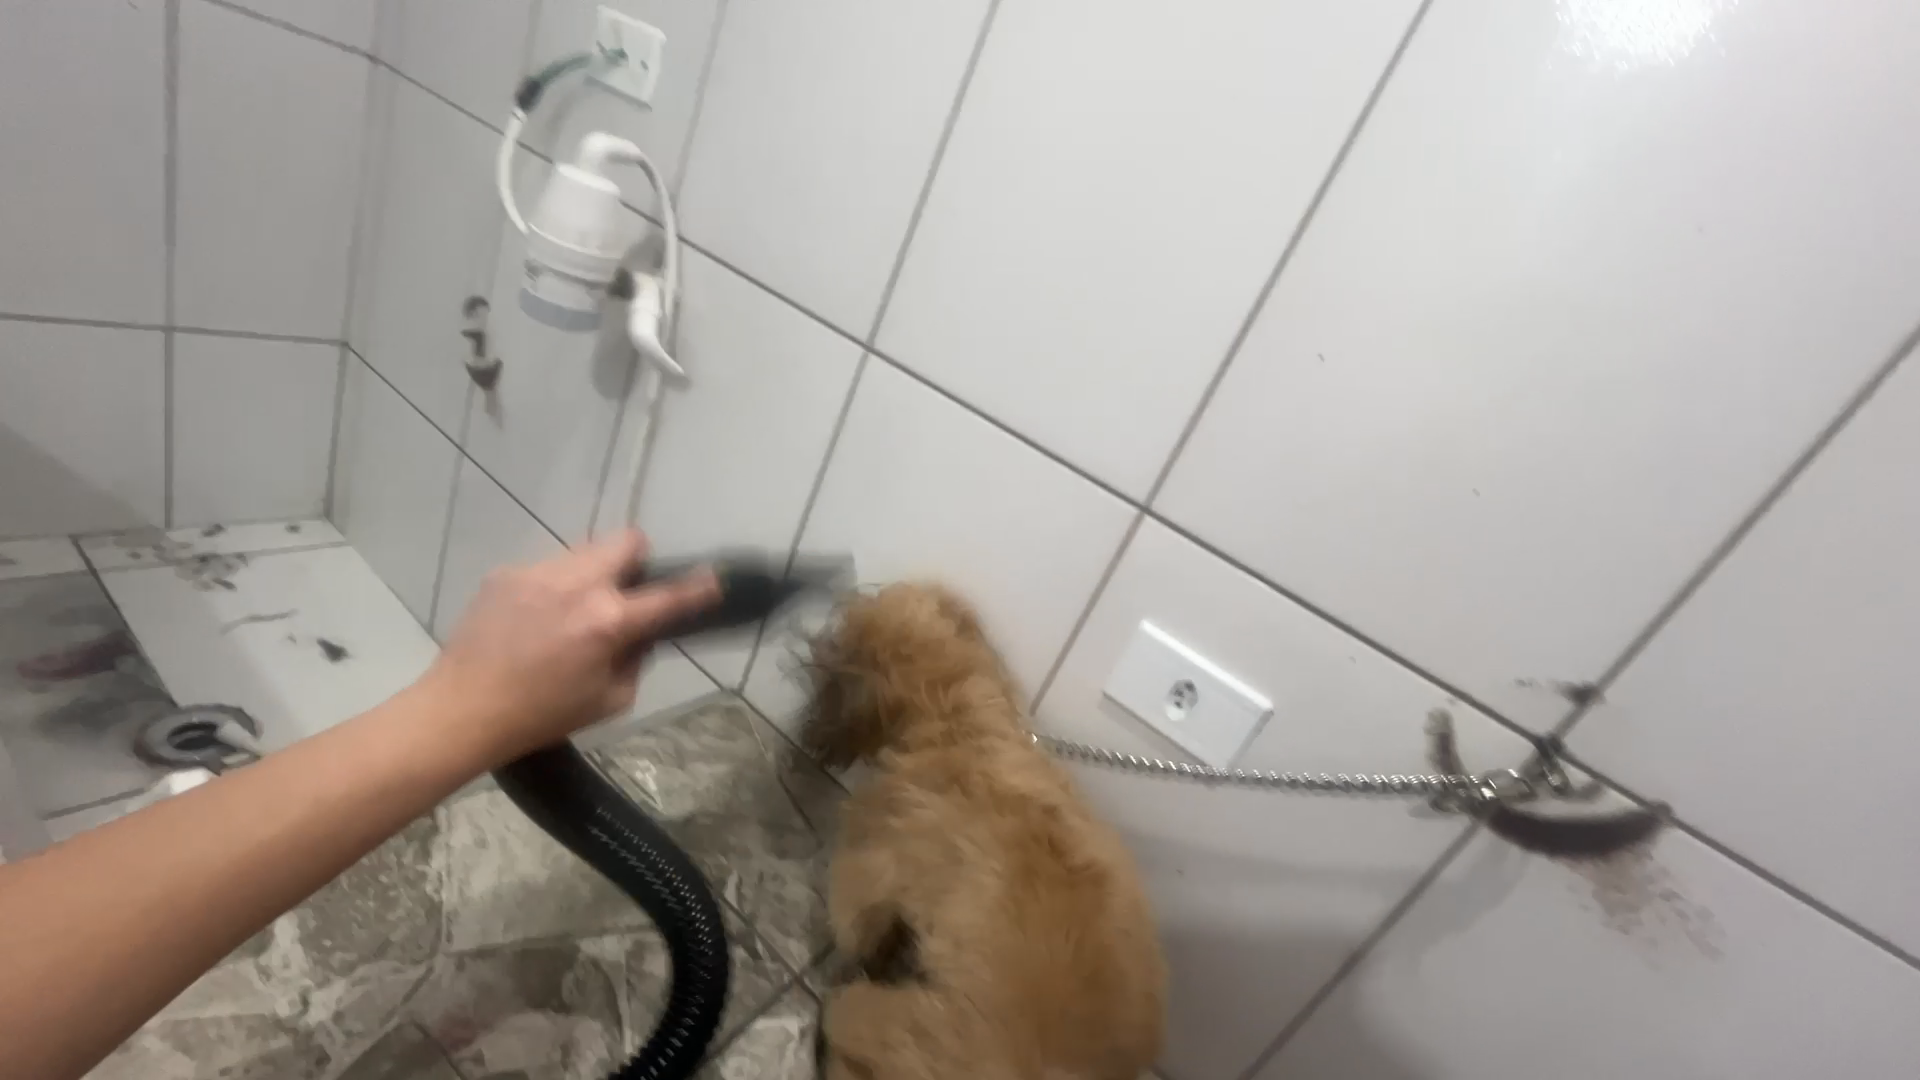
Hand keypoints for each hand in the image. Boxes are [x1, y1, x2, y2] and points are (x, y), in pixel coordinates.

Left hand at [422, 530, 718, 764]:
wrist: (459, 711)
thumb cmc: (542, 715)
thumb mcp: (609, 699)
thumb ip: (636, 659)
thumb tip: (641, 633)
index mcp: (607, 621)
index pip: (669, 596)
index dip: (699, 587)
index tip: (715, 578)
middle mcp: (577, 586)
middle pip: (627, 540)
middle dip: (638, 558)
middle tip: (629, 588)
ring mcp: (538, 574)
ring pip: (586, 550)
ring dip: (595, 572)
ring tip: (576, 607)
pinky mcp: (507, 574)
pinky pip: (549, 567)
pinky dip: (556, 586)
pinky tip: (538, 618)